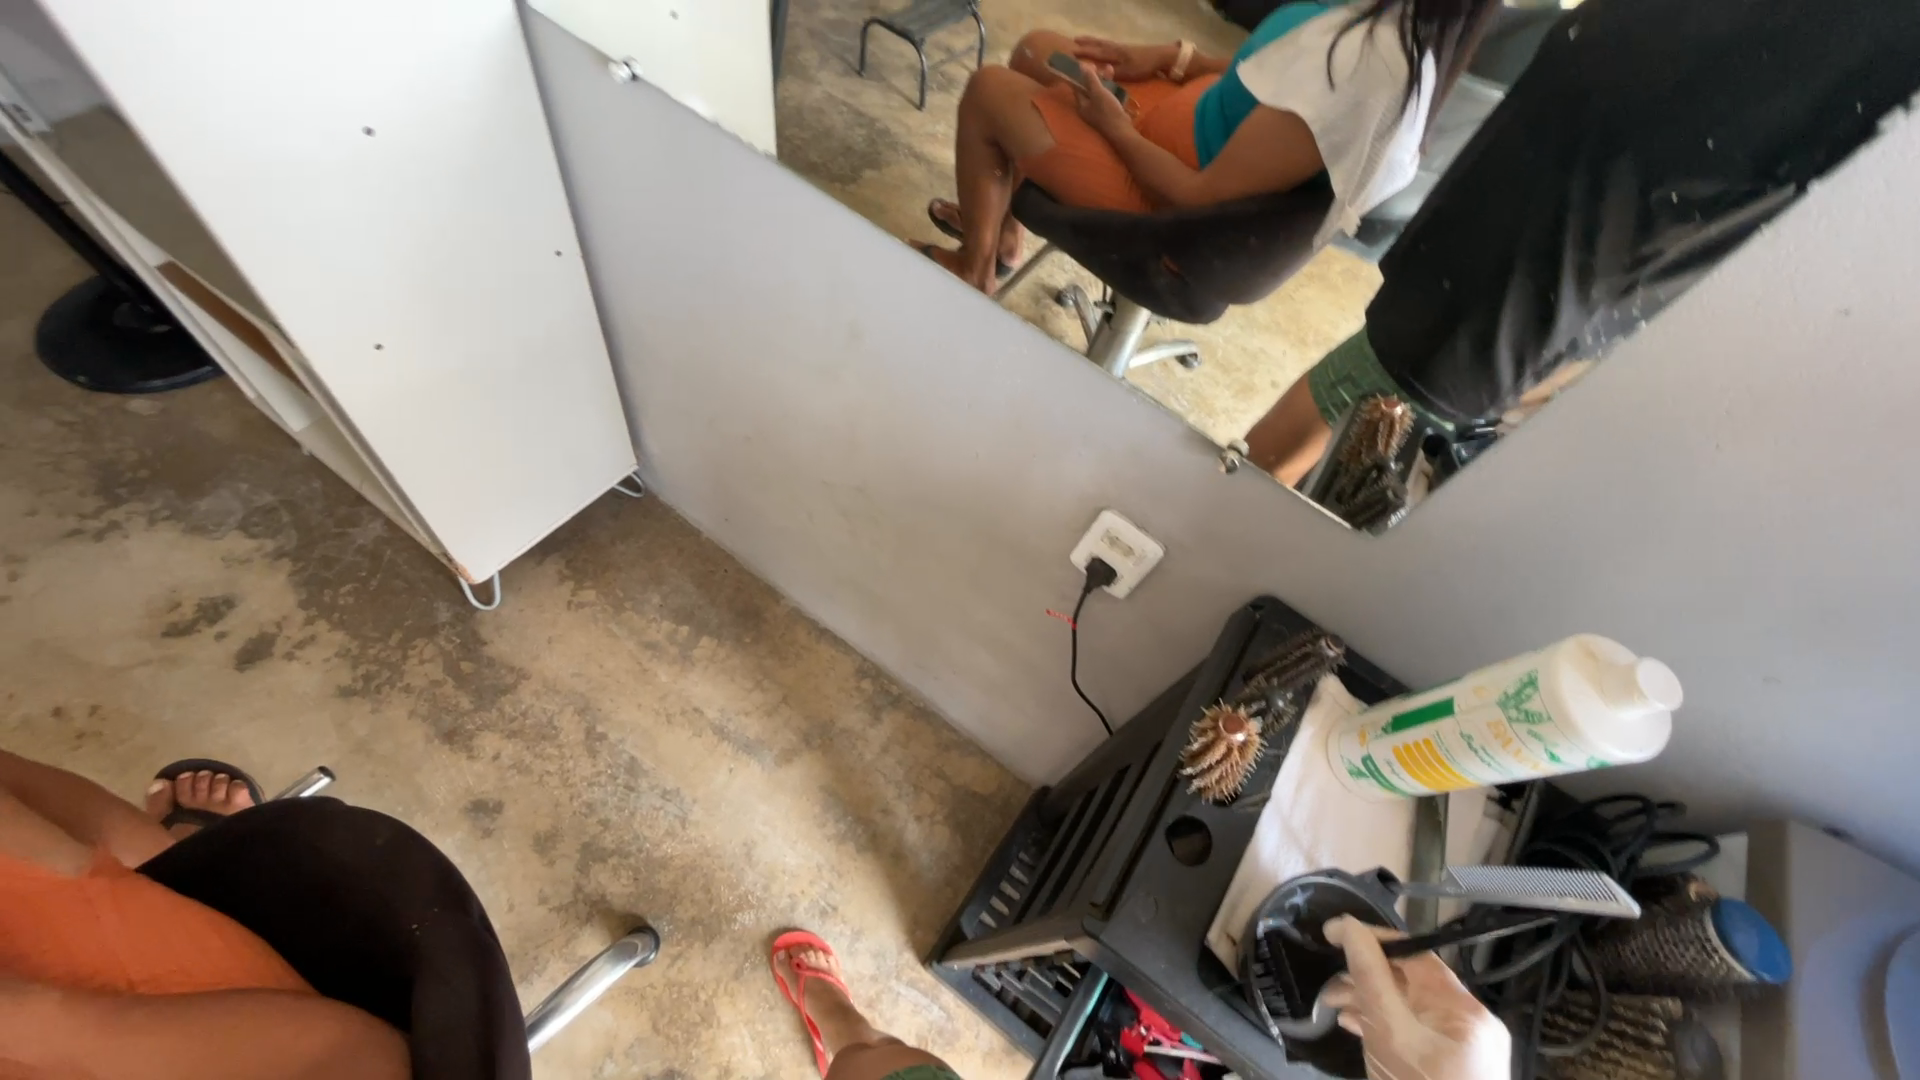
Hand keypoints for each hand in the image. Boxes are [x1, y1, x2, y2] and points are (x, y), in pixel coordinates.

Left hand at [1070, 61, 1133, 141]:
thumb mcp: (1098, 92)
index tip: (1089, 64)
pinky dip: (1108, 87)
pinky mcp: (1106, 110)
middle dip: (1094, 76)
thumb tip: (1081, 66)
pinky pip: (1105, 95)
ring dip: (1103, 80)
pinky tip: (1114, 80)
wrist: (1120, 129)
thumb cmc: (1106, 110)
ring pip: (1098, 90)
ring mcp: (1097, 109)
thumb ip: (1090, 79)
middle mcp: (1087, 108)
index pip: (1077, 87)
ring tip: (1110, 69)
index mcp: (1081, 105)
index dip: (1082, 75)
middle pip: (1088, 88)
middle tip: (1101, 66)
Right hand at [1071, 37, 1174, 81]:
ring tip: (1084, 40)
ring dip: (1093, 41)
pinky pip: (1108, 44)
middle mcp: (1115, 48)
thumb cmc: (1142, 66)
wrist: (1159, 56)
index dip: (1084, 52)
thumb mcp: (1126, 73)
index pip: (1096, 53)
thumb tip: (1096, 72)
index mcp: (1114, 55)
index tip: (1072, 52)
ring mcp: (1120, 47)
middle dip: (1086, 43)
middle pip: (1098, 44)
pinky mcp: (1125, 48)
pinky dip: (1101, 43)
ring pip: (1103, 43)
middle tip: (1075, 40)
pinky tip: (1101, 45)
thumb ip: (1111, 73)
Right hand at [1320, 916, 1510, 1079]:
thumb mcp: (1388, 1031)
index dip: (1372, 938)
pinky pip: (1410, 1031)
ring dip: (1366, 1000)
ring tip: (1333, 1005)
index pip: (1415, 954)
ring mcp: (1460, 1050)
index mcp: (1466, 1011)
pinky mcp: (1447, 1068)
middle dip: (1363, 976)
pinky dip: (1380, 1023)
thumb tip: (1347, 925)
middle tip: (1328, 981)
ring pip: (1405, 1006)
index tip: (1331, 934)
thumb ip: (1368, 975)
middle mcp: (1469, 1025)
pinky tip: (1353, 1025)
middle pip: (1408, 980)